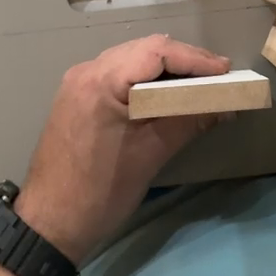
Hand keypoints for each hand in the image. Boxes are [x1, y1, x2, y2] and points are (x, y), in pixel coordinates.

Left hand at [15, 35, 231, 263]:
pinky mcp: (78, 96)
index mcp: (101, 81)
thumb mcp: (150, 155)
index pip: (156, 52)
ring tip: (199, 82)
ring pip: (132, 58)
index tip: (225, 71)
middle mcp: (87, 70)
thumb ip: (189, 121)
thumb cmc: (100, 192)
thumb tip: (226, 106)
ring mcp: (79, 82)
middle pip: (144, 49)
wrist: (48, 226)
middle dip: (184, 59)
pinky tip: (167, 92)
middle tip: (218, 75)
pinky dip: (146, 78)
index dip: (195, 58)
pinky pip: (118, 72)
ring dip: (166, 67)